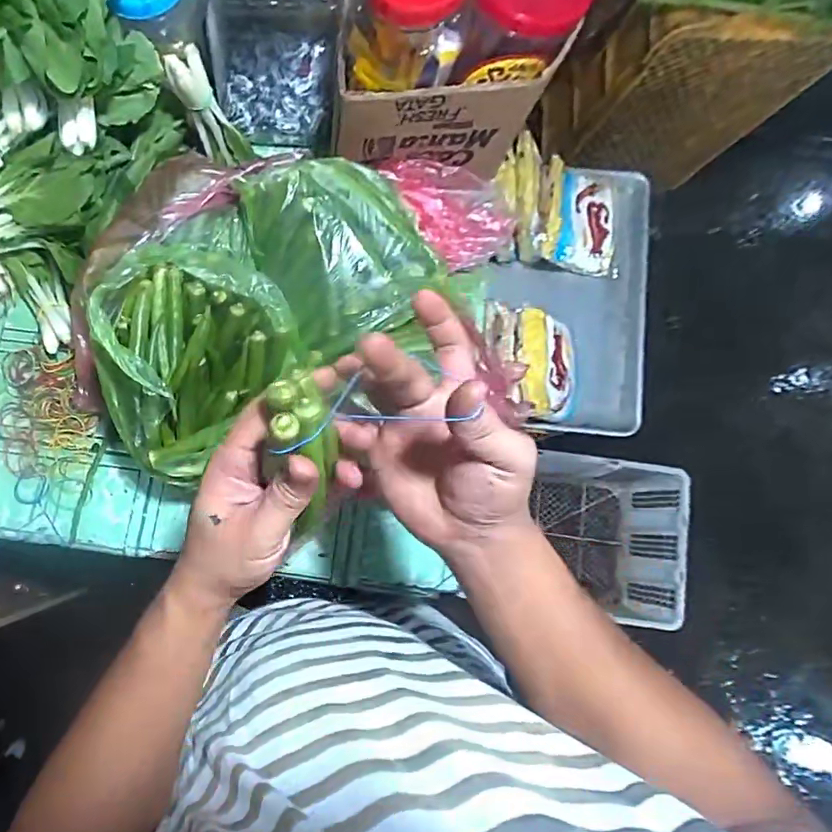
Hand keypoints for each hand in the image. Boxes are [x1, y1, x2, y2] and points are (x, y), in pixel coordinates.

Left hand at [168, 394, 363, 612]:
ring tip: (364, 452)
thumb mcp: (258, 529)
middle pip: (291, 428)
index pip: (262, 414)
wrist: (217, 589)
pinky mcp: (288, 495)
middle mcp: (255, 461)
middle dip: (325, 421)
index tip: (329, 378)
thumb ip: (285, 496)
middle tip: (360, 422)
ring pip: (307, 451)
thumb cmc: (227, 559)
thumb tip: (309, 462)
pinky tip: (358, 477)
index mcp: (234, 460)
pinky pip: (314, 477)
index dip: (293, 393)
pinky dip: (335, 475)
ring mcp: (274, 477)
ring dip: (336, 450)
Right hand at [333, 289, 537, 567]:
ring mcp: (394, 432)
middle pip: (397, 374)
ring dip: (346, 390)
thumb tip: (467, 388)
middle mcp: (420, 406)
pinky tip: (342, 444)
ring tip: (325, 384)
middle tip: (362, 348)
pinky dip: (344, 441)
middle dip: (379, 358)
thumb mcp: (505, 457)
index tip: (421, 297)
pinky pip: (354, 443)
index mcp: (456, 396)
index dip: (438, 323)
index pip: (450, 350)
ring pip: (365, 401)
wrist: (473, 535)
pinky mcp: (376, 460)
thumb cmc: (499, 488)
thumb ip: (483, 426)